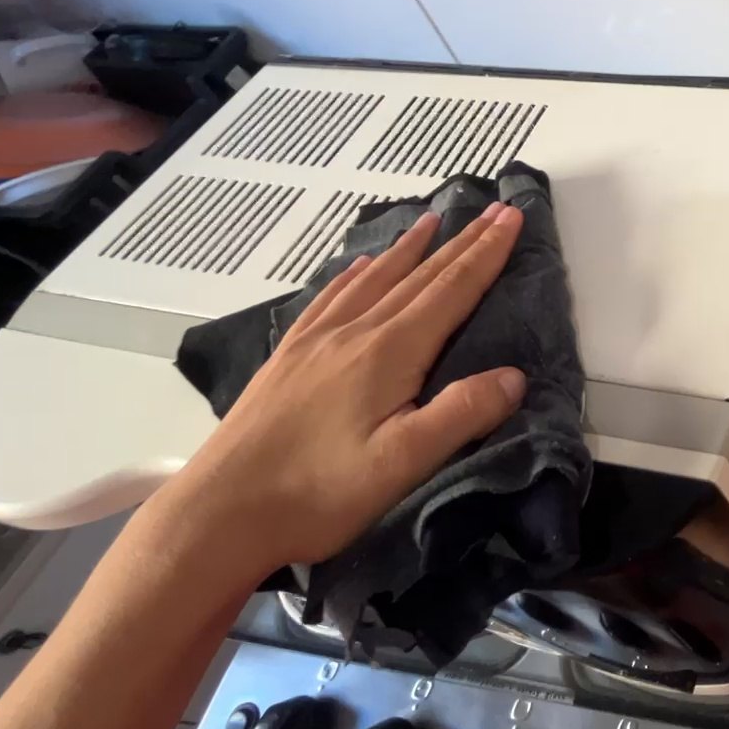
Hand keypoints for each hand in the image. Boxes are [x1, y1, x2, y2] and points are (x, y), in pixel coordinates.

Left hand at [146, 202, 528, 579]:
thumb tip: (515, 375)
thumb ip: (462, 413)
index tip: (512, 216)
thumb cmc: (318, 492)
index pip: (451, 289)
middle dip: (462, 241)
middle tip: (493, 209)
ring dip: (410, 248)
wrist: (213, 519)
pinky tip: (358, 265)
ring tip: (432, 221)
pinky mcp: (287, 359)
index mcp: (389, 351)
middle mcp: (354, 334)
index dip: (487, 252)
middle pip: (419, 276)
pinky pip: (330, 299)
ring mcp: (315, 343)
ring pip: (375, 279)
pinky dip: (355, 274)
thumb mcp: (404, 461)